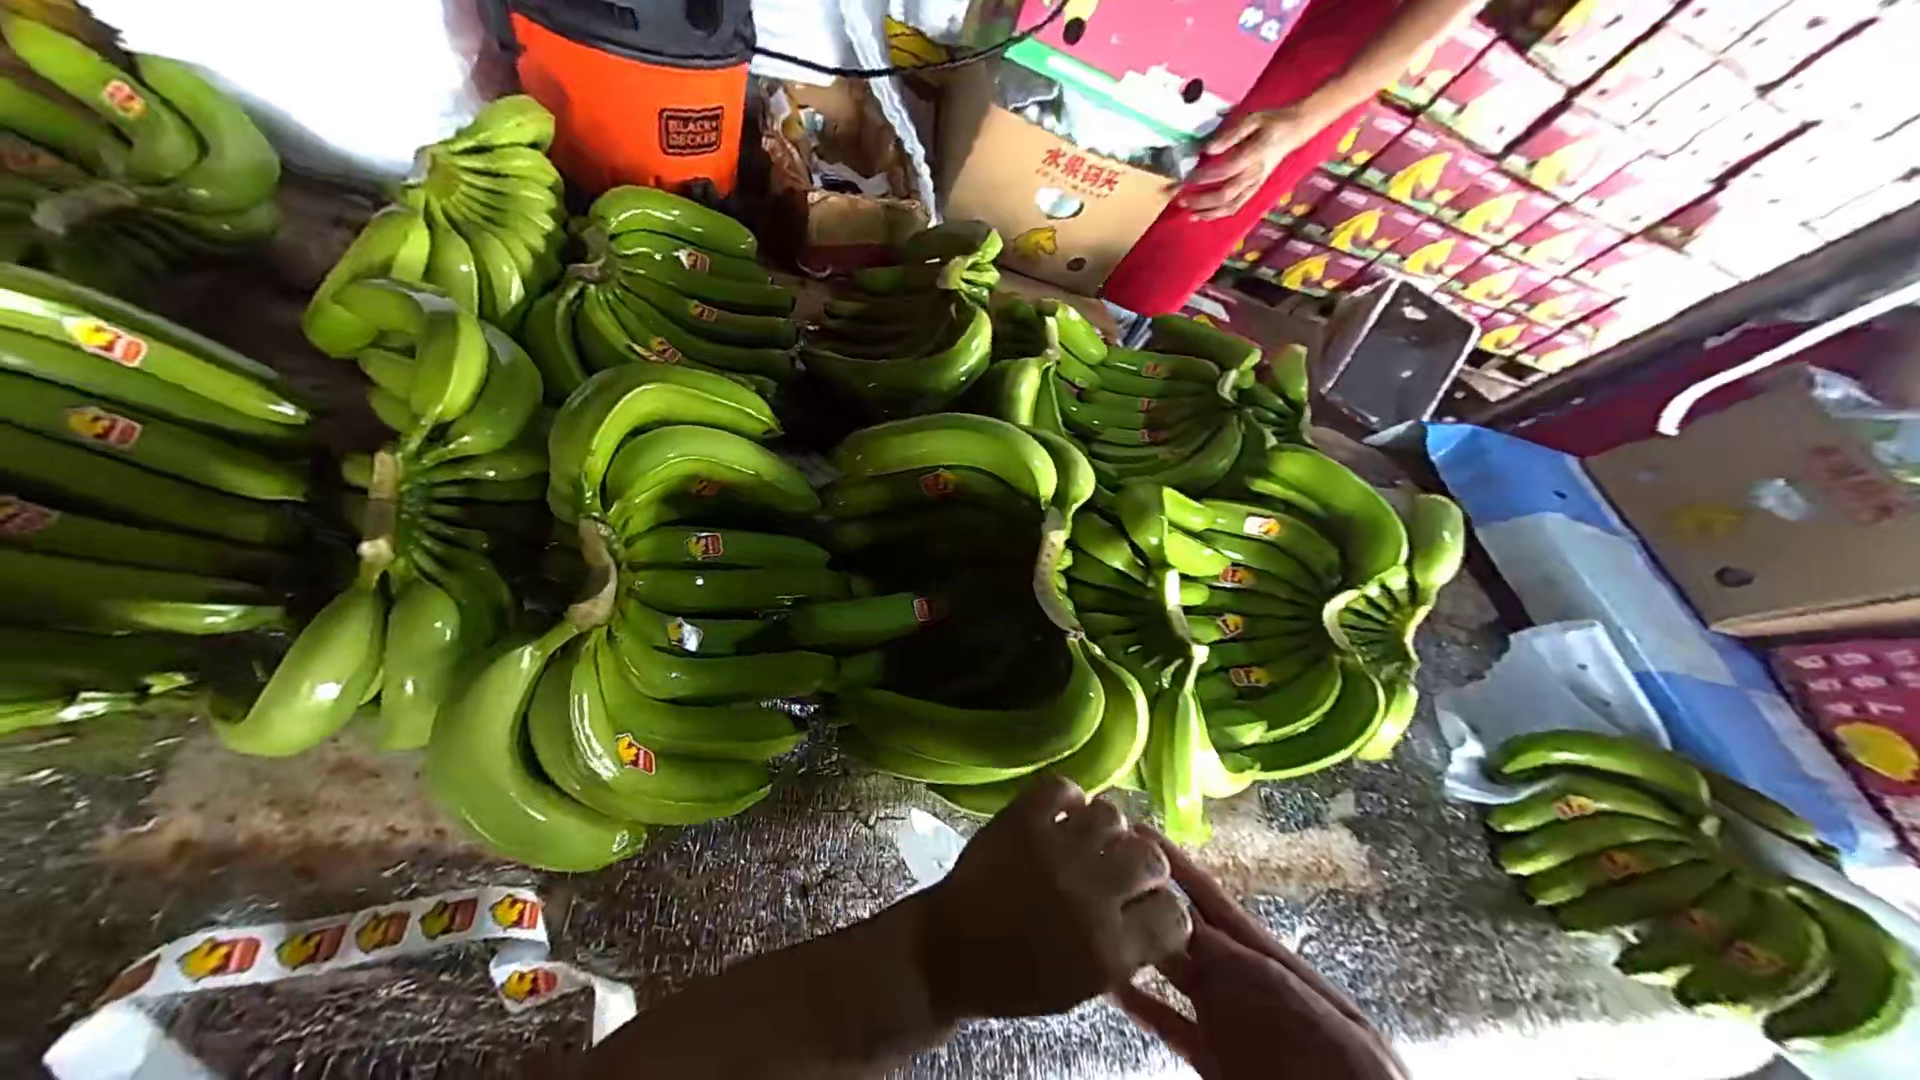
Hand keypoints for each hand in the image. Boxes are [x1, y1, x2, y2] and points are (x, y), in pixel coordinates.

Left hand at [910, 776, 1191, 1020]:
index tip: (1148, 903)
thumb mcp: (1085, 984)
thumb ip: (1127, 947)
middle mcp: (1090, 894)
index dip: (1163, 907)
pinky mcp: (1023, 820)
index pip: (1174, 914)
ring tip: (1089, 839)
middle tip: (1121, 867)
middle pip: (1151, 858)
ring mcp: (1056, 851)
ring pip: (1113, 815)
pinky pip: (1066, 788)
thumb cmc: (1017, 977)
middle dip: (1143, 864)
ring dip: (1107, 829)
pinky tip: (1062, 815)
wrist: (950, 951)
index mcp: (1109, 949)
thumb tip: (1156, 907)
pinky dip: (1068, 798)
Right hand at [1114, 830, 1407, 1079]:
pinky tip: (1110, 985)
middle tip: (1099, 863)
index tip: (1137, 828)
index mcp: (1257, 952)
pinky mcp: (1213, 1057)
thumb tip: (1178, 917)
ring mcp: (1221, 1015)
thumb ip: (1225, 957)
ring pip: (1166, 969)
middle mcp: (1233, 975)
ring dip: (1134, 943)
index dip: (1173, 861)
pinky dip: (1138, 1004)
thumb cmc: (1328, 1055)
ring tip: (1094, 914)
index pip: (1206, 895)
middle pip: (1178, 926)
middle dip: (1144, 893)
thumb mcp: (1275, 991)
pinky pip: (1167, 1022)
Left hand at [1180, 105, 1323, 220]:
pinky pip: (1236, 207)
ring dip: (1208, 212)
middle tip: (1181, 200)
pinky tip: (1204, 216)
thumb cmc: (1272, 121)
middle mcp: (1254, 174)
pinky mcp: (1254, 190)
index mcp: (1254, 155)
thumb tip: (1207, 148)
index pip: (1224, 171)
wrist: (1295, 129)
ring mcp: (1255, 185)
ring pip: (1230, 206)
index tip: (1186, 178)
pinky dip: (1219, 214)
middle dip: (1201, 200)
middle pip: (1225, 194)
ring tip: (1189, 213)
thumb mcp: (1253, 118)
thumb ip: (1230, 134)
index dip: (1204, 177)